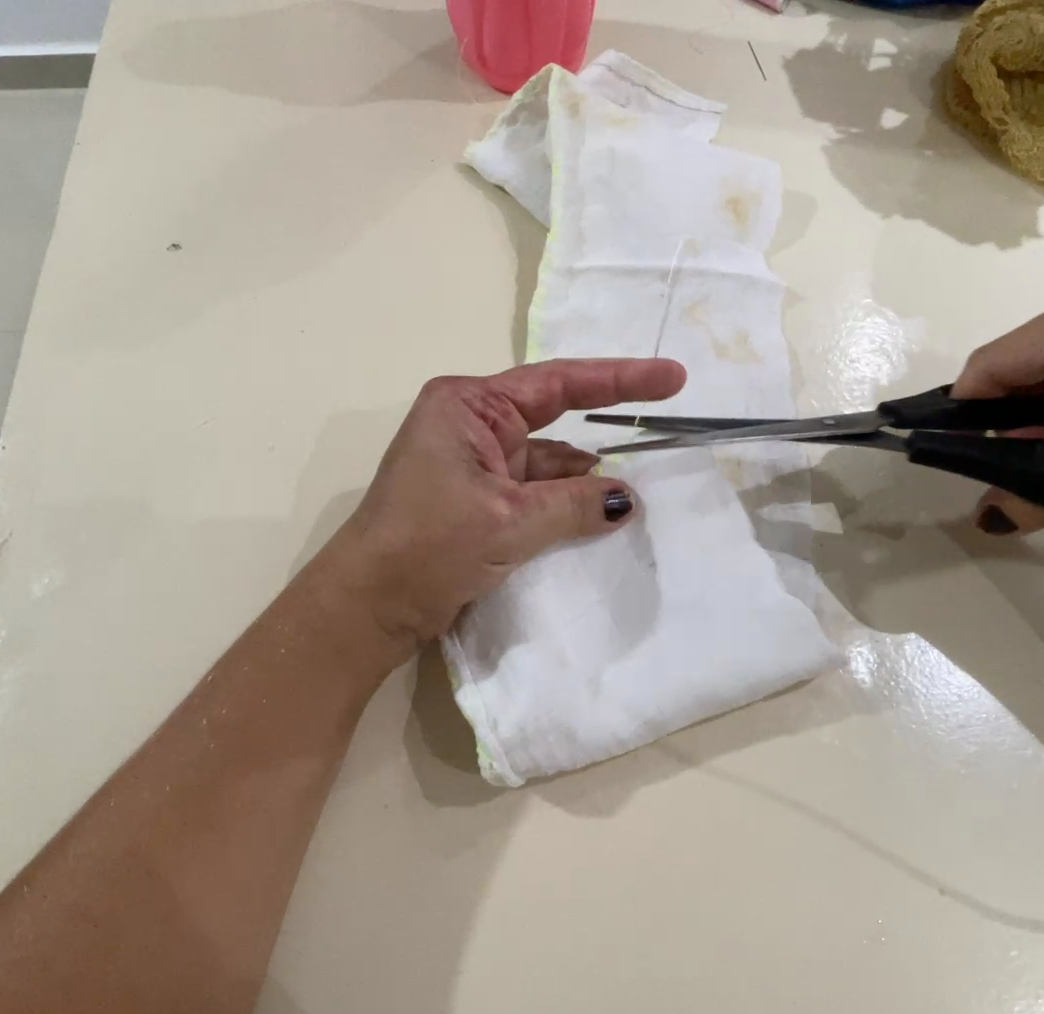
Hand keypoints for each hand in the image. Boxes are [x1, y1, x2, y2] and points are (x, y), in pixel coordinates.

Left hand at [318, 358, 686, 647]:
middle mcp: (470, 426)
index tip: (672, 377)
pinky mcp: (476, 503)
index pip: (557, 383)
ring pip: (546, 463)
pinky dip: (564, 506)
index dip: (619, 379)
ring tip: (636, 497)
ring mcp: (472, 466)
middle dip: (603, 429)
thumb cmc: (428, 545)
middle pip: (554, 419)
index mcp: (468, 407)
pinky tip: (597, 520)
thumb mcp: (508, 521)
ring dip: (584, 481)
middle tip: (662, 429)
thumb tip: (627, 501)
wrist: (370, 606)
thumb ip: (574, 505)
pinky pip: (533, 494)